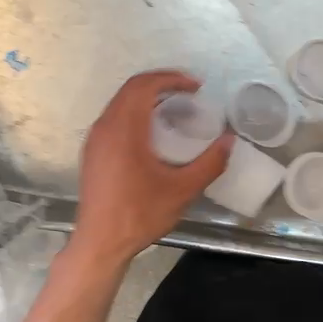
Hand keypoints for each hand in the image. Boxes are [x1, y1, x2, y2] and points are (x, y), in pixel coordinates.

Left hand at [72, 71, 231, 266]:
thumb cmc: (140, 214)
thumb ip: (209, 163)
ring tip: (174, 110)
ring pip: (120, 104)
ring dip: (147, 99)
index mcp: (124, 129)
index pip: (144, 86)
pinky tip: (153, 134)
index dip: (171, 79)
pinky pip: (114, 120)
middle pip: (131, 89)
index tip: (195, 87)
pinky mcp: (92, 153)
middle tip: (188, 93)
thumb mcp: (182, 190)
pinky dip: (135, 114)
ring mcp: (95, 140)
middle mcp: (105, 127)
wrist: (101, 242)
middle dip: (161, 85)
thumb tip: (229, 141)